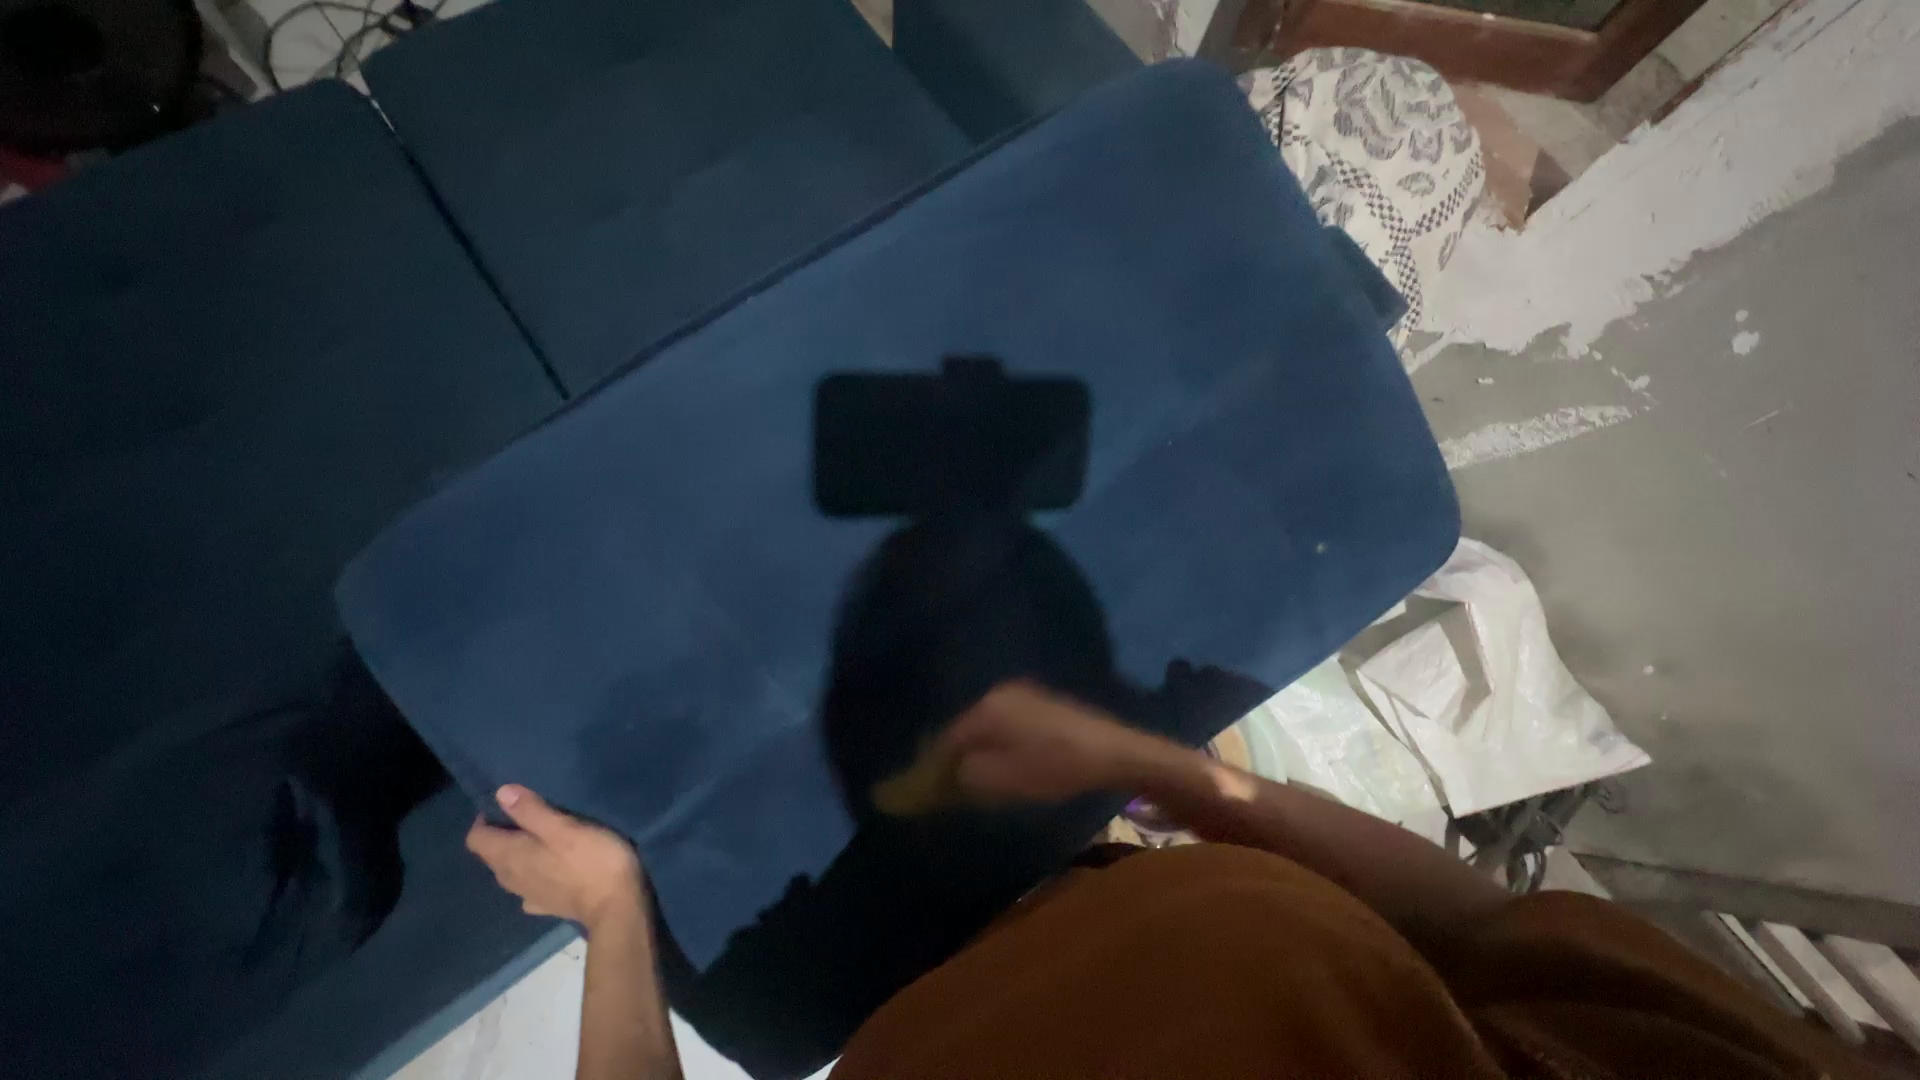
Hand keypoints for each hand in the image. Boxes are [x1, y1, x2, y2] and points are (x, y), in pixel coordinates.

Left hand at [465, 785, 643, 932]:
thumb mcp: (564, 827)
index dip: (485, 819)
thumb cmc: (591, 859)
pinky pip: (530, 886)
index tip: (507, 803)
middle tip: (529, 814)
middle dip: (502, 834)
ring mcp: (529, 895)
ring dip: (518, 853)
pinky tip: (551, 868)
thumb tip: (501, 792)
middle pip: (492, 855)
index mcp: (511, 856)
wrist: (616, 905)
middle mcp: (511, 878)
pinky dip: (534, 874)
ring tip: (542, 836)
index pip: (476, 839)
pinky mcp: (548, 905)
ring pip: (510, 871)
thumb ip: (531, 810)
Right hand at [937, 680, 1165, 803]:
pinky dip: (999, 744)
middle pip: (965, 731)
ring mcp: (1023, 695)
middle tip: (951, 788)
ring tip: (980, 780)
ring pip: (987, 728)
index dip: (932, 769)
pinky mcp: (1044, 703)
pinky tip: (1008, 764)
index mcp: (984, 708)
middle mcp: (998, 694)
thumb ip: (964, 777)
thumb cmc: (1053, 767)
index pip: (944, 741)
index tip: (926, 793)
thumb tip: (946, 775)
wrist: (1113, 752)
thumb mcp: (1001, 781)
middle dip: (955, 759)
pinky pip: (1007, 725)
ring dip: (979, 752)